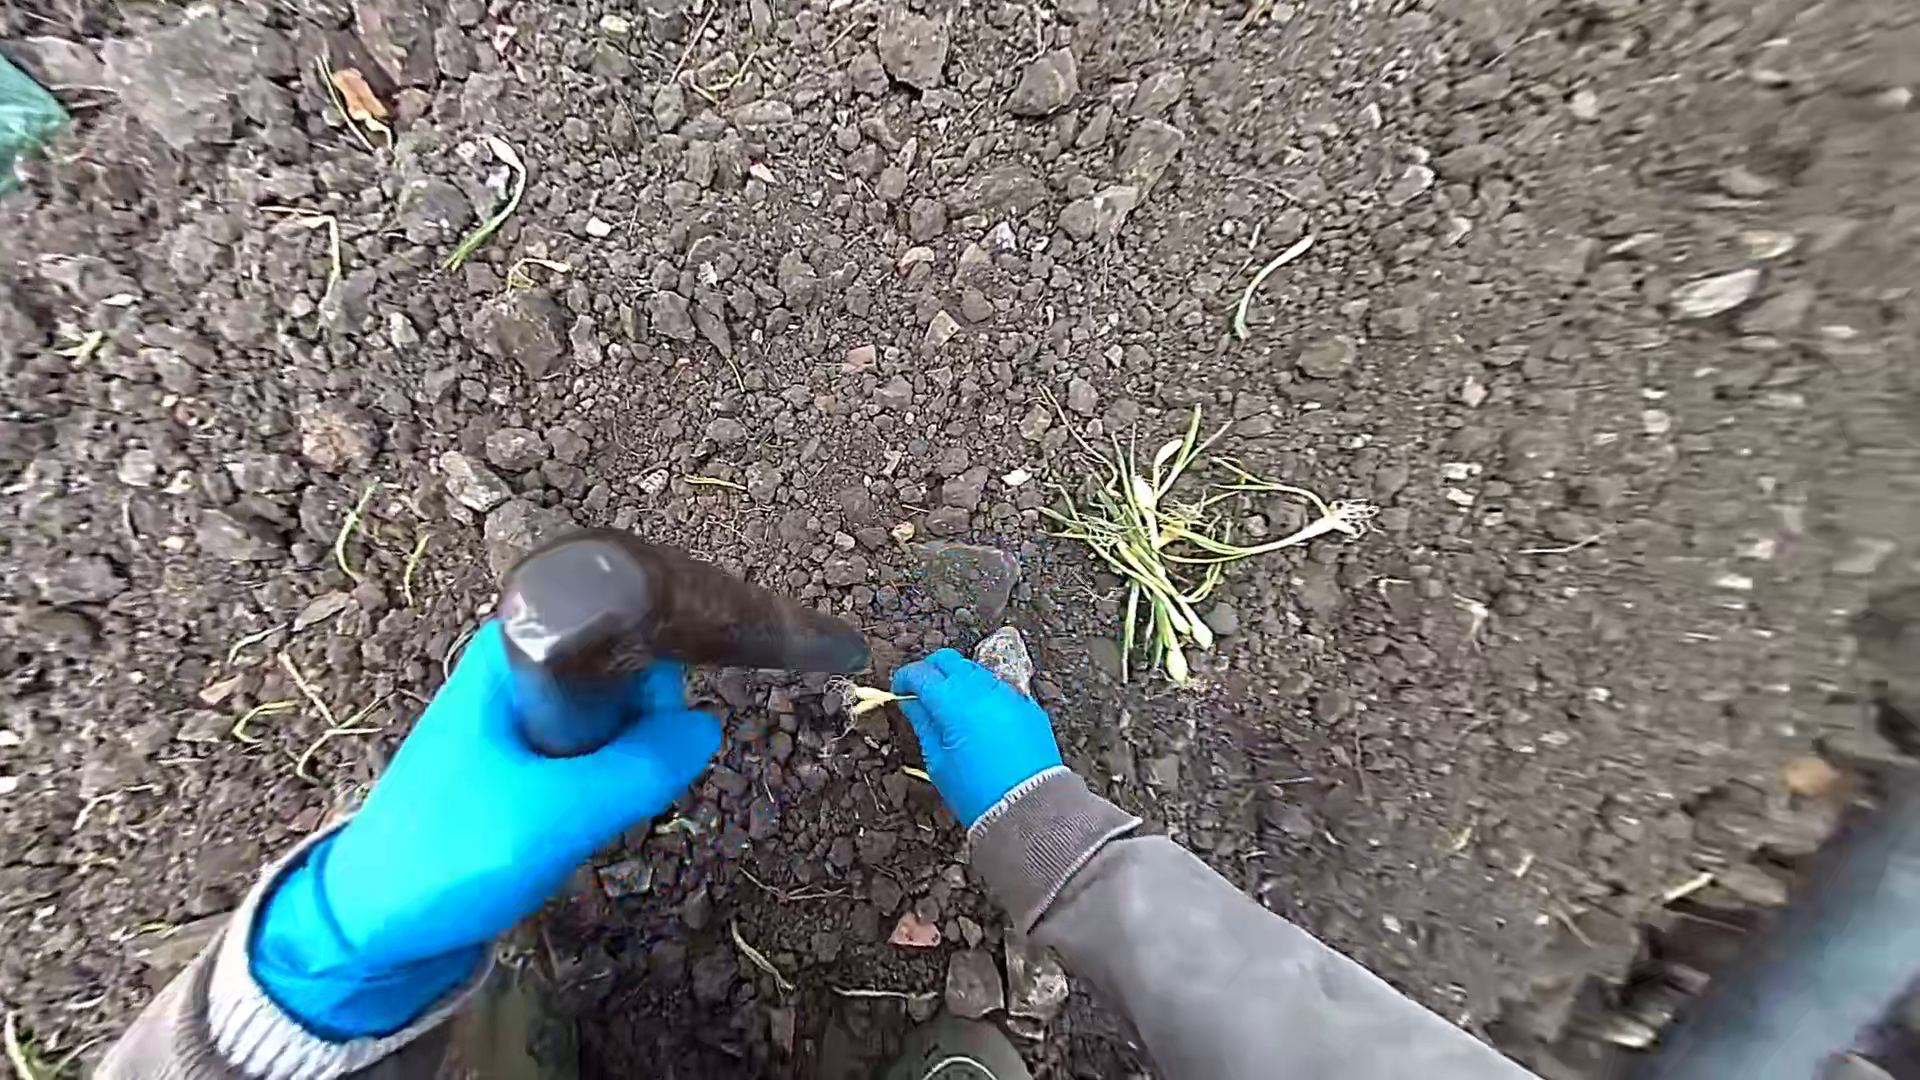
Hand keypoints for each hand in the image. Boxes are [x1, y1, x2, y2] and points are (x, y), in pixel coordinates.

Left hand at [252, 620, 720, 1035]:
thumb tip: (708, 726)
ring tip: (603, 797)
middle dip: (644, 722)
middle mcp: (526, 662)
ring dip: (632, 749)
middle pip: (629, 667)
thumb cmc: (450, 855)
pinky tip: (596, 801)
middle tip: (622, 779)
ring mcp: (531, 701)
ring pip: (622, 704)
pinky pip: (605, 733)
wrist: (370, 931)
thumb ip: (639, 769)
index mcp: (515, 651)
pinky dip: (616, 764)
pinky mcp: (536, 738)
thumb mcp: (553, 814)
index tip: (658, 732)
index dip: (657, 675)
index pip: (623, 629)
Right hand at [892, 649, 1062, 825]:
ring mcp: (1006, 693)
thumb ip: (923, 724)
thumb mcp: (938, 761)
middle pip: (948, 660)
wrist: (1029, 807)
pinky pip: (997, 686)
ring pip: (974, 669)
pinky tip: (977, 715)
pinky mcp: (1025, 703)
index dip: (905, 678)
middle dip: (930, 670)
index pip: (921, 673)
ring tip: (949, 706)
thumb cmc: (978, 792)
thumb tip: (911, 703)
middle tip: (921, 692)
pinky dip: (981, 692)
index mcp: (954, 701)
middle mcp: (981, 688)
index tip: (899, 690)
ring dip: (957, 679)